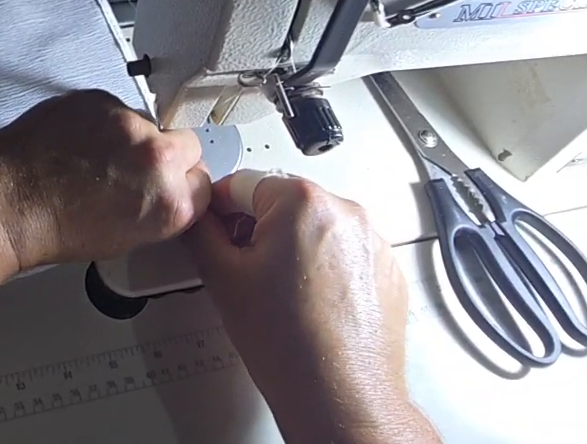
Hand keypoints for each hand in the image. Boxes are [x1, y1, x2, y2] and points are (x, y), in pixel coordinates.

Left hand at [0, 90, 211, 279]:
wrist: (6, 203)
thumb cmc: (56, 229)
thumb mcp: (127, 237)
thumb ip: (159, 208)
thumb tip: (167, 189)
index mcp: (170, 202)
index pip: (204, 181)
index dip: (183, 184)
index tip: (167, 183)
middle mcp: (156, 156)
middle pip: (186, 143)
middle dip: (166, 154)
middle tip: (133, 167)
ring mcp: (126, 121)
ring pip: (146, 122)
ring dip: (130, 135)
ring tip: (95, 155)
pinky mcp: (97, 98)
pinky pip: (113, 107)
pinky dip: (100, 120)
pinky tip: (77, 140)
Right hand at [186, 174, 437, 443]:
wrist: (342, 402)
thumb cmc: (291, 348)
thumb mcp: (221, 276)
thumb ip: (201, 229)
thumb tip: (198, 215)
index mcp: (301, 201)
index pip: (242, 184)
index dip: (219, 208)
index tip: (215, 229)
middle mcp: (344, 211)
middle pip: (281, 201)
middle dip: (258, 227)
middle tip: (246, 268)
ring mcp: (372, 240)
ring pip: (314, 224)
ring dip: (293, 244)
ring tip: (281, 291)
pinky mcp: (387, 269)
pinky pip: (344, 249)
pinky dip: (325, 264)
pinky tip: (310, 300)